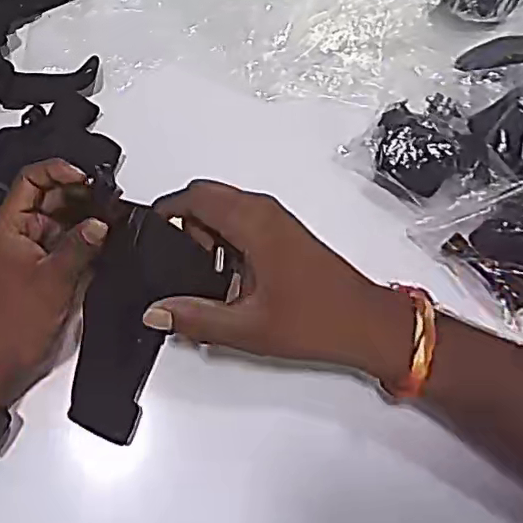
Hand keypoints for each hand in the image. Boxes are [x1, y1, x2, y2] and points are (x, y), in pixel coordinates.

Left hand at [0, 159, 107, 407]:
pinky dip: (94, 240)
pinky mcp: (56, 268)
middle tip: (108, 197)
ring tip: (114, 216)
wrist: (7, 363)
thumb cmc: (10, 323)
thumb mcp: (51, 279)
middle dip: (82, 194)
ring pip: (69, 219)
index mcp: (11, 225)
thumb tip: (99, 223)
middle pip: (54, 196)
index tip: (82, 175)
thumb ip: (79, 246)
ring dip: (91, 217)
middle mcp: (26, 232)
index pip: (31, 179)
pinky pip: (77, 243)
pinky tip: (111, 240)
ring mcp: (42, 250)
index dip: (56, 170)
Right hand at [142, 180, 412, 384]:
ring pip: (222, 204)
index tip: (151, 230)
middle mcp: (263, 210)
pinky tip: (228, 271)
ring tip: (205, 270)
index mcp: (253, 222)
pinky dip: (222, 233)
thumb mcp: (248, 327)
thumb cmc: (321, 320)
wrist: (370, 327)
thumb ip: (195, 319)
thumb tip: (157, 312)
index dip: (167, 209)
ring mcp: (274, 218)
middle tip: (177, 256)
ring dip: (203, 228)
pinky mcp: (281, 229)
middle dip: (184, 221)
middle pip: (205, 195)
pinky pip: (238, 215)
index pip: (195, 195)